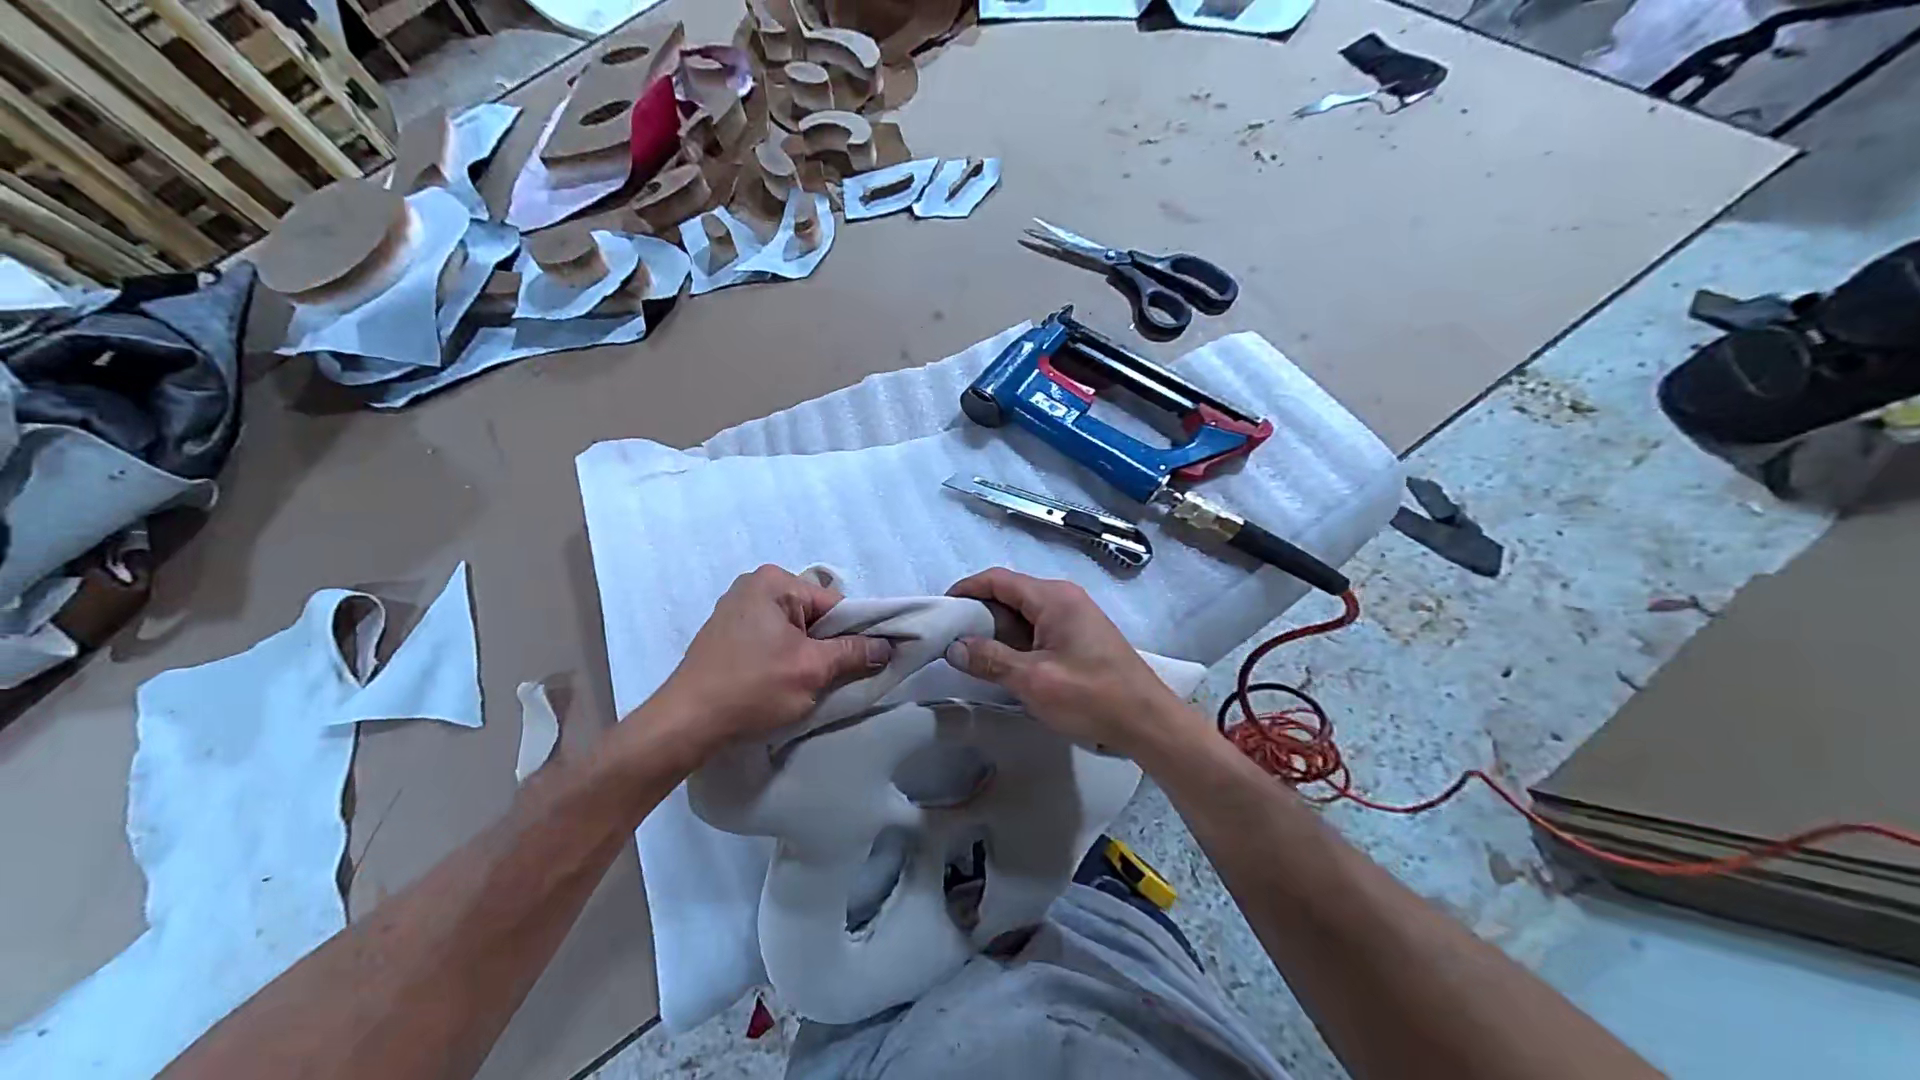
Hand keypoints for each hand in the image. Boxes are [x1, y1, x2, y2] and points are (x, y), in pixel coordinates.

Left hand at [643, 566, 892, 760]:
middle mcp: (754, 585)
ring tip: (805, 685)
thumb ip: (854, 653)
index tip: (861, 664)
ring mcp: (736, 609)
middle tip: (830, 679)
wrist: (686, 723)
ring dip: (806, 655)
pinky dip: (783, 658)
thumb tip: (888, 646)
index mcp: (775, 582)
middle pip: (814, 616)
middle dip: (826, 646)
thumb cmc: (752, 688)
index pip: (834, 605)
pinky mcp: (726, 634)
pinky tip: (780, 683)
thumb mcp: (812, 670)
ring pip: (793, 631)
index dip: (853, 635)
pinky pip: (771, 639)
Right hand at [945, 568, 1206, 755]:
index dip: (966, 590)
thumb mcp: (1034, 681)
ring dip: (998, 630)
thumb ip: (991, 660)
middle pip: (1010, 593)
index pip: (997, 579)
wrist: (1149, 722)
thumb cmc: (1092, 697)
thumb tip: (954, 646)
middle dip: (979, 612)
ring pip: (1024, 612)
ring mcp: (1076, 616)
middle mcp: (1065, 597)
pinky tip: (1007, 664)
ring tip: (973, 655)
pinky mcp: (1081, 636)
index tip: (941, 610)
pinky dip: (1018, 640)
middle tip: (952, 639)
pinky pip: (1039, 627)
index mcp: (1053, 598)